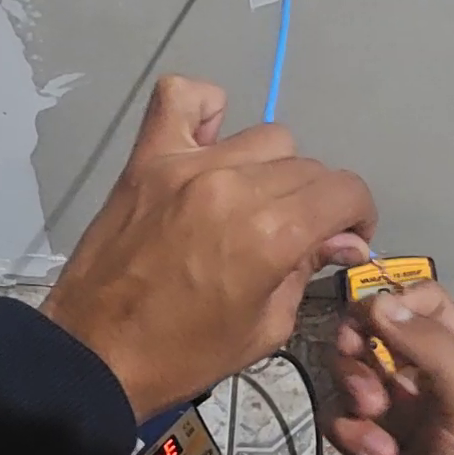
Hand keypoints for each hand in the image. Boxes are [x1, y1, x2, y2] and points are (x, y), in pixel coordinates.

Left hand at [43, 76, 374, 417]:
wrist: (94, 356)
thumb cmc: (185, 356)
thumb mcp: (266, 328)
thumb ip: (308, 270)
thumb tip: (345, 240)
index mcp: (271, 235)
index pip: (344, 190)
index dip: (359, 214)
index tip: (345, 238)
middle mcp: (235, 187)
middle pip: (308, 167)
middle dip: (316, 202)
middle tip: (294, 234)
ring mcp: (186, 166)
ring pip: (264, 138)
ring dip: (272, 171)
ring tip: (250, 201)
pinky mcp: (146, 159)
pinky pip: (182, 98)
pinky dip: (206, 111)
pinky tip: (209, 146)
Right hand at [322, 283, 453, 454]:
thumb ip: (429, 351)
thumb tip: (379, 300)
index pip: (425, 304)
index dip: (399, 298)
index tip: (376, 311)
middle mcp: (421, 381)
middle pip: (375, 328)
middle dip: (363, 338)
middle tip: (360, 353)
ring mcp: (388, 414)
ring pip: (350, 368)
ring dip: (356, 384)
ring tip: (375, 417)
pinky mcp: (360, 448)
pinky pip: (338, 417)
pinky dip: (351, 432)